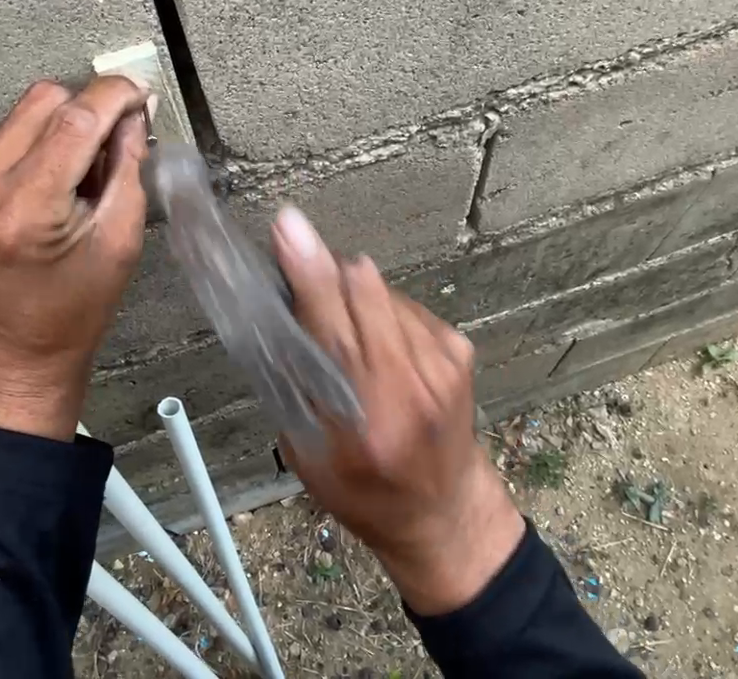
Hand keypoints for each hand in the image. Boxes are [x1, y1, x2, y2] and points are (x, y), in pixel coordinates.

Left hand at [0, 77, 149, 440]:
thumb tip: (133, 113)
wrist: (15, 350)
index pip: (75, 118)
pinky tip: (55, 178)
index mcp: (23, 211)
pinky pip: (6, 132)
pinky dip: (40, 141)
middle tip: (117, 146)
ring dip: (65, 125)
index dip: (116, 95)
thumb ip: (128, 166)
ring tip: (82, 173)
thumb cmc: (72, 309)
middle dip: (92, 111)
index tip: (142, 92)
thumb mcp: (121, 240)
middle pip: (46, 101)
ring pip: (25, 110)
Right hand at [270, 207, 524, 614]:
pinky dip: (383, 315)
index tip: (288, 228)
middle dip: (327, 276)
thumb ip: (294, 380)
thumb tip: (280, 306)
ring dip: (355, 299)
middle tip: (312, 296)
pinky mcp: (458, 348)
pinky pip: (404, 302)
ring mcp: (441, 362)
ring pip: (380, 287)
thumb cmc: (362, 489)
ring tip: (355, 347)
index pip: (330, 324)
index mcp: (363, 418)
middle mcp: (410, 383)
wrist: (443, 510)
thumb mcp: (307, 453)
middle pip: (362, 285)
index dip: (307, 270)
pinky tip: (384, 353)